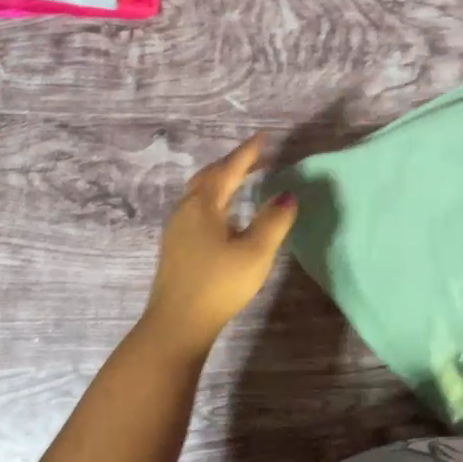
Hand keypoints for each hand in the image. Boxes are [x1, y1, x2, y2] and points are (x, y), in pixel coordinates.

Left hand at [141, 135, 298, 354]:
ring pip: (199, 193)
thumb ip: (274, 221)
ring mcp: (176, 229)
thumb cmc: (219, 284)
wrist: (177, 324)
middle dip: (232, 164)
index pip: (229, 169)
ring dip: (221, 181)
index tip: (264, 138)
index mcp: (204, 205)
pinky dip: (213, 199)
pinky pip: (196, 209)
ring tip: (242, 181)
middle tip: (256, 158)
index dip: (248, 153)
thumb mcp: (255, 252)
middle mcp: (186, 210)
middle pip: (209, 177)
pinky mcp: (175, 247)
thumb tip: (287, 195)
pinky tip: (224, 216)